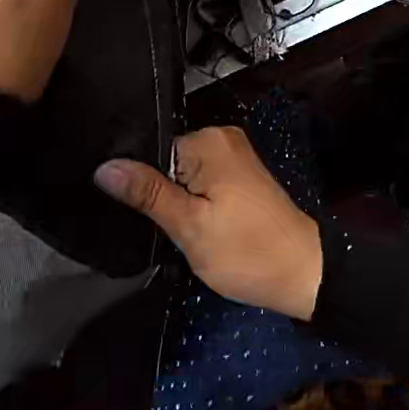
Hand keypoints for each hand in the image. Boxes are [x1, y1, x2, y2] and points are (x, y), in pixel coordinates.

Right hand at [93, 127, 321, 319]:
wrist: (303, 273)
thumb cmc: (246, 251)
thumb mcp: (189, 226)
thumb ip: (147, 193)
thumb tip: (105, 167)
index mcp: (208, 140)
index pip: (153, 150)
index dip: (139, 183)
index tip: (134, 213)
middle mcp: (222, 137)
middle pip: (168, 160)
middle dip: (157, 191)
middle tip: (155, 225)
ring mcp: (234, 155)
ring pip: (183, 172)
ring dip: (175, 199)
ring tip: (172, 227)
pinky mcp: (241, 174)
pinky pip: (202, 178)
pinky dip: (193, 199)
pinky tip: (192, 223)